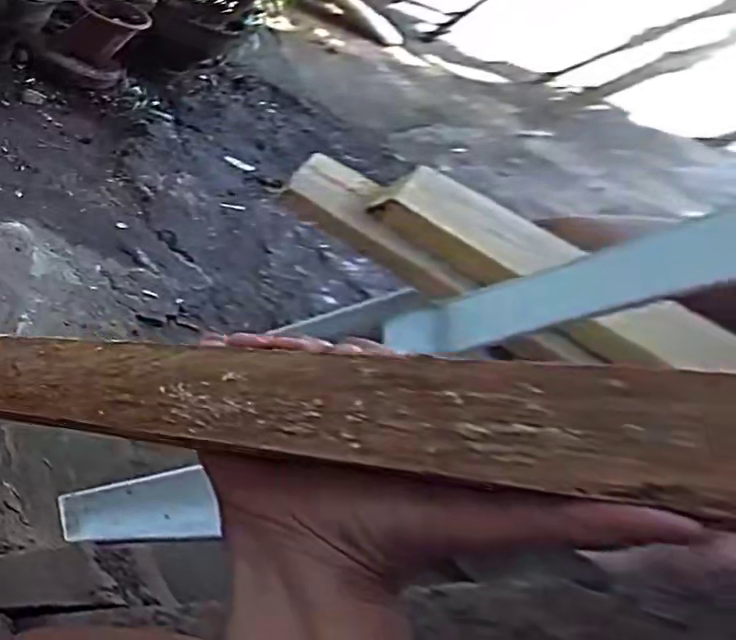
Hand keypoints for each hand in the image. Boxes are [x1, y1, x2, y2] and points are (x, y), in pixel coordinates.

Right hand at [199, 333, 708, 595]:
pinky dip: (215, 355)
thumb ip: (566, 520)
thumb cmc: (384, 540)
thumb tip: (685, 523)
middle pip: (316, 356)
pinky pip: (222, 374)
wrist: (303, 558)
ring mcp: (277, 404)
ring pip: (270, 358)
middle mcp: (328, 403)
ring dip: (262, 344)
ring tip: (256, 346)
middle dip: (306, 344)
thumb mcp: (479, 524)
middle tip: (303, 352)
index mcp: (379, 417)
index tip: (360, 354)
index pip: (377, 368)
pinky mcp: (235, 410)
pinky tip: (215, 347)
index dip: (369, 354)